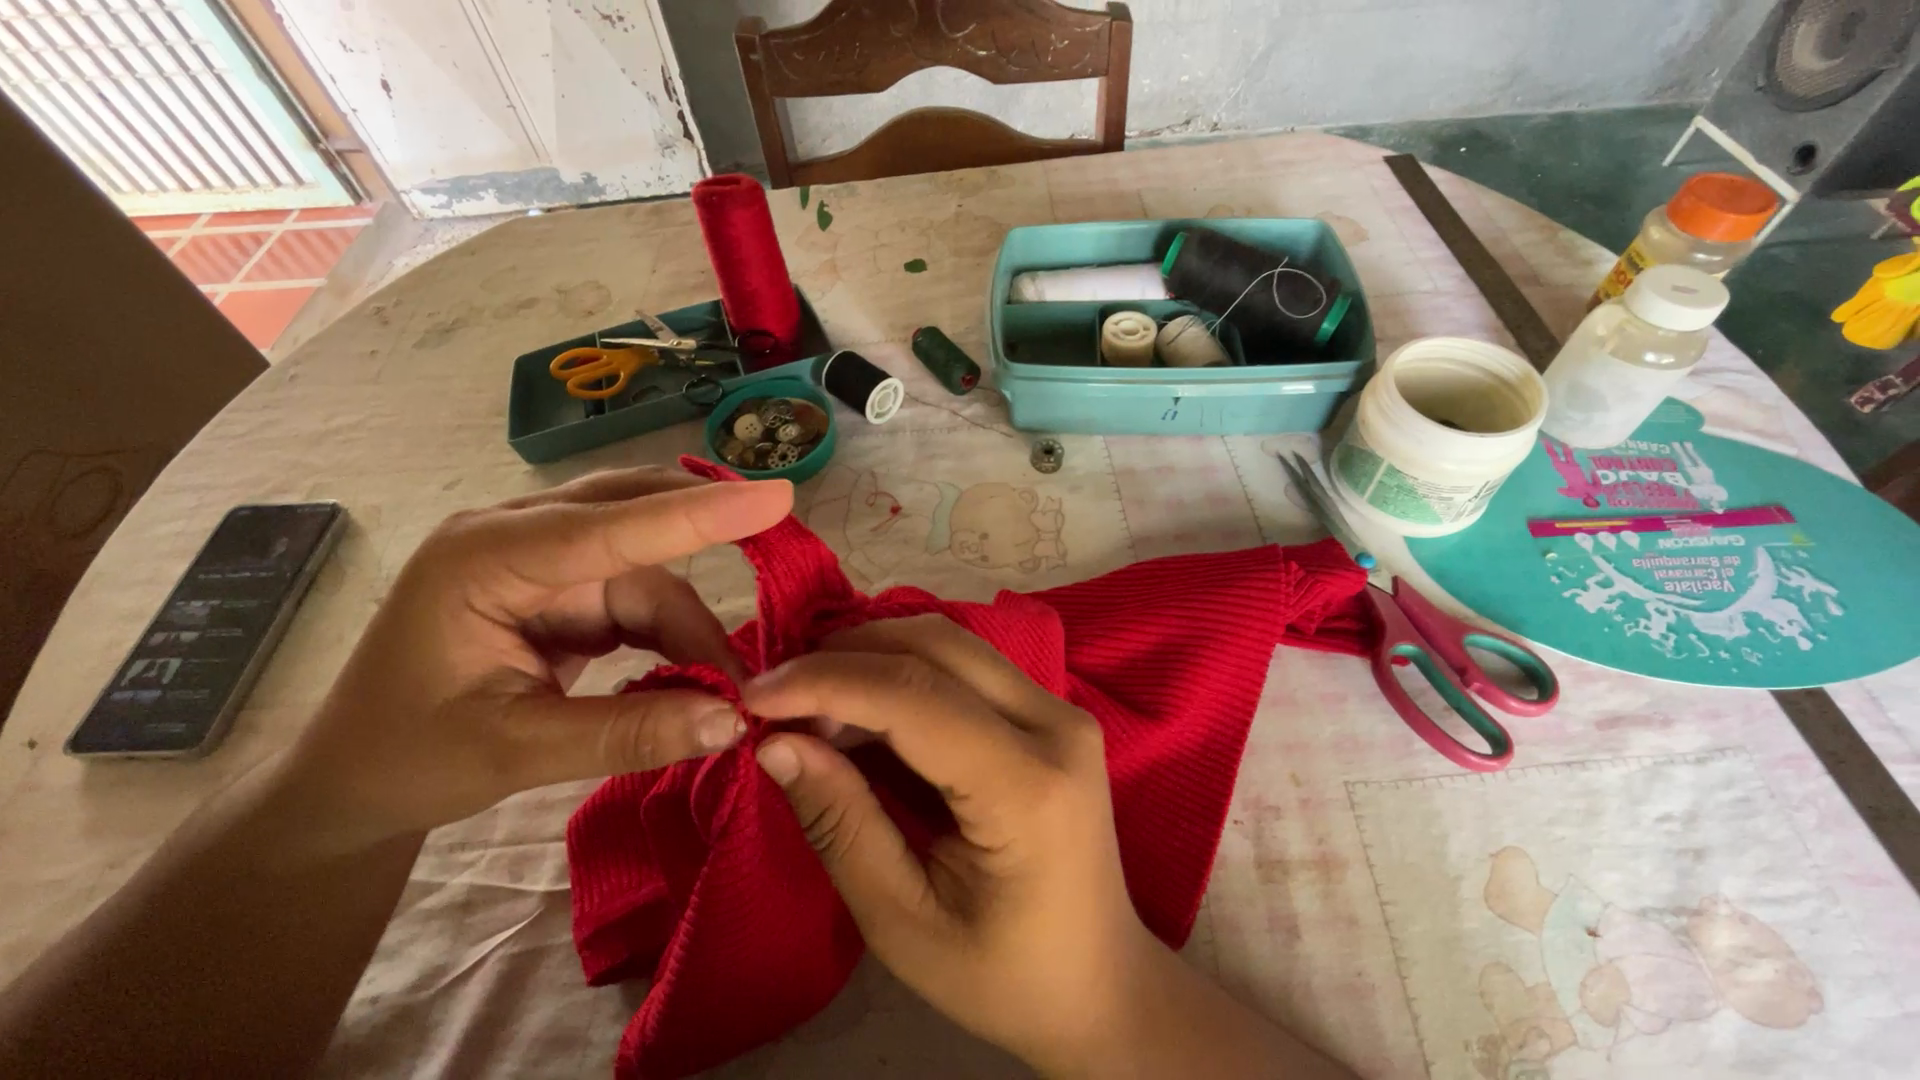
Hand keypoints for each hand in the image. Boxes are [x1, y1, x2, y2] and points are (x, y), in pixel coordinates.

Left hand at [272, 468, 791, 856]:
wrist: (349, 780)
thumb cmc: (407, 759)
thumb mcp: (517, 750)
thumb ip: (628, 732)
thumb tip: (734, 722)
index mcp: (483, 557)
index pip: (608, 525)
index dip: (698, 514)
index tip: (777, 496)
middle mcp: (515, 539)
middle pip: (634, 515)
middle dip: (707, 533)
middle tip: (786, 540)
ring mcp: (539, 562)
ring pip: (647, 568)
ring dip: (692, 623)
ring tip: (731, 688)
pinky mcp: (559, 590)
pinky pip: (637, 596)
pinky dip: (674, 633)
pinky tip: (698, 671)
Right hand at [741, 615, 1162, 1072]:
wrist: (1099, 983)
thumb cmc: (1003, 974)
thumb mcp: (904, 921)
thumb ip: (841, 824)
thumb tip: (775, 741)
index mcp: (1027, 788)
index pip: (914, 697)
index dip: (824, 681)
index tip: (751, 694)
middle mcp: (1056, 727)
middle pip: (934, 647)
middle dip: (842, 655)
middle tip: (775, 699)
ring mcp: (1062, 712)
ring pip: (950, 644)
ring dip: (871, 656)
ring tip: (809, 705)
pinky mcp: (1053, 713)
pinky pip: (966, 666)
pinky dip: (902, 672)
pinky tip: (860, 711)